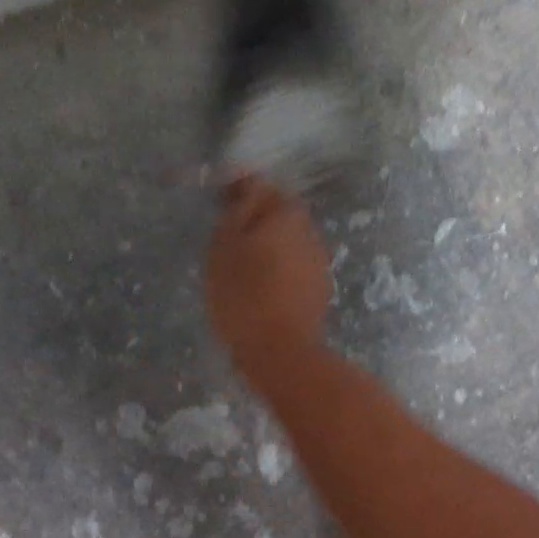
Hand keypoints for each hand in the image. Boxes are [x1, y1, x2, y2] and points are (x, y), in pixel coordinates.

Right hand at [207, 176, 332, 378]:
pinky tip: (261, 286)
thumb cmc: (244, 295)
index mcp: (286, 213)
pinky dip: (278, 269)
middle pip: (278, 213)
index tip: (218, 202)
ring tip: (242, 264)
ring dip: (268, 245)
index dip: (236, 191)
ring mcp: (319, 260)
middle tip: (227, 235)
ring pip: (289, 241)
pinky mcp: (320, 288)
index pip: (259, 187)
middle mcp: (310, 230)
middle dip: (255, 219)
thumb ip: (235, 214)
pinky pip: (295, 267)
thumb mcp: (224, 249)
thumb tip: (245, 193)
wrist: (281, 350)